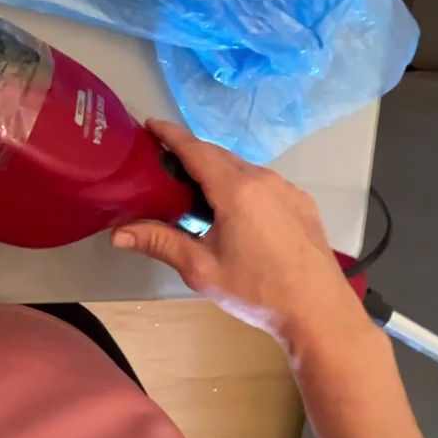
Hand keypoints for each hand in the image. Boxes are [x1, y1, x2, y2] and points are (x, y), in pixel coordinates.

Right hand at [113, 119, 376, 353]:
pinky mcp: (300, 203)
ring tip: (193, 187)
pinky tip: (231, 208)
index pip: (195, 149)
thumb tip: (117, 234)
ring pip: (242, 167)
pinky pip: (262, 181)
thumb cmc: (256, 291)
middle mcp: (263, 179)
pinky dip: (239, 182)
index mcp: (235, 190)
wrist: (320, 313)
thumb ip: (160, 242)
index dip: (170, 135)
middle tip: (162, 161)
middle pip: (218, 154)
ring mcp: (286, 189)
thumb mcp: (201, 269)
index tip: (150, 124)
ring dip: (215, 169)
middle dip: (190, 152)